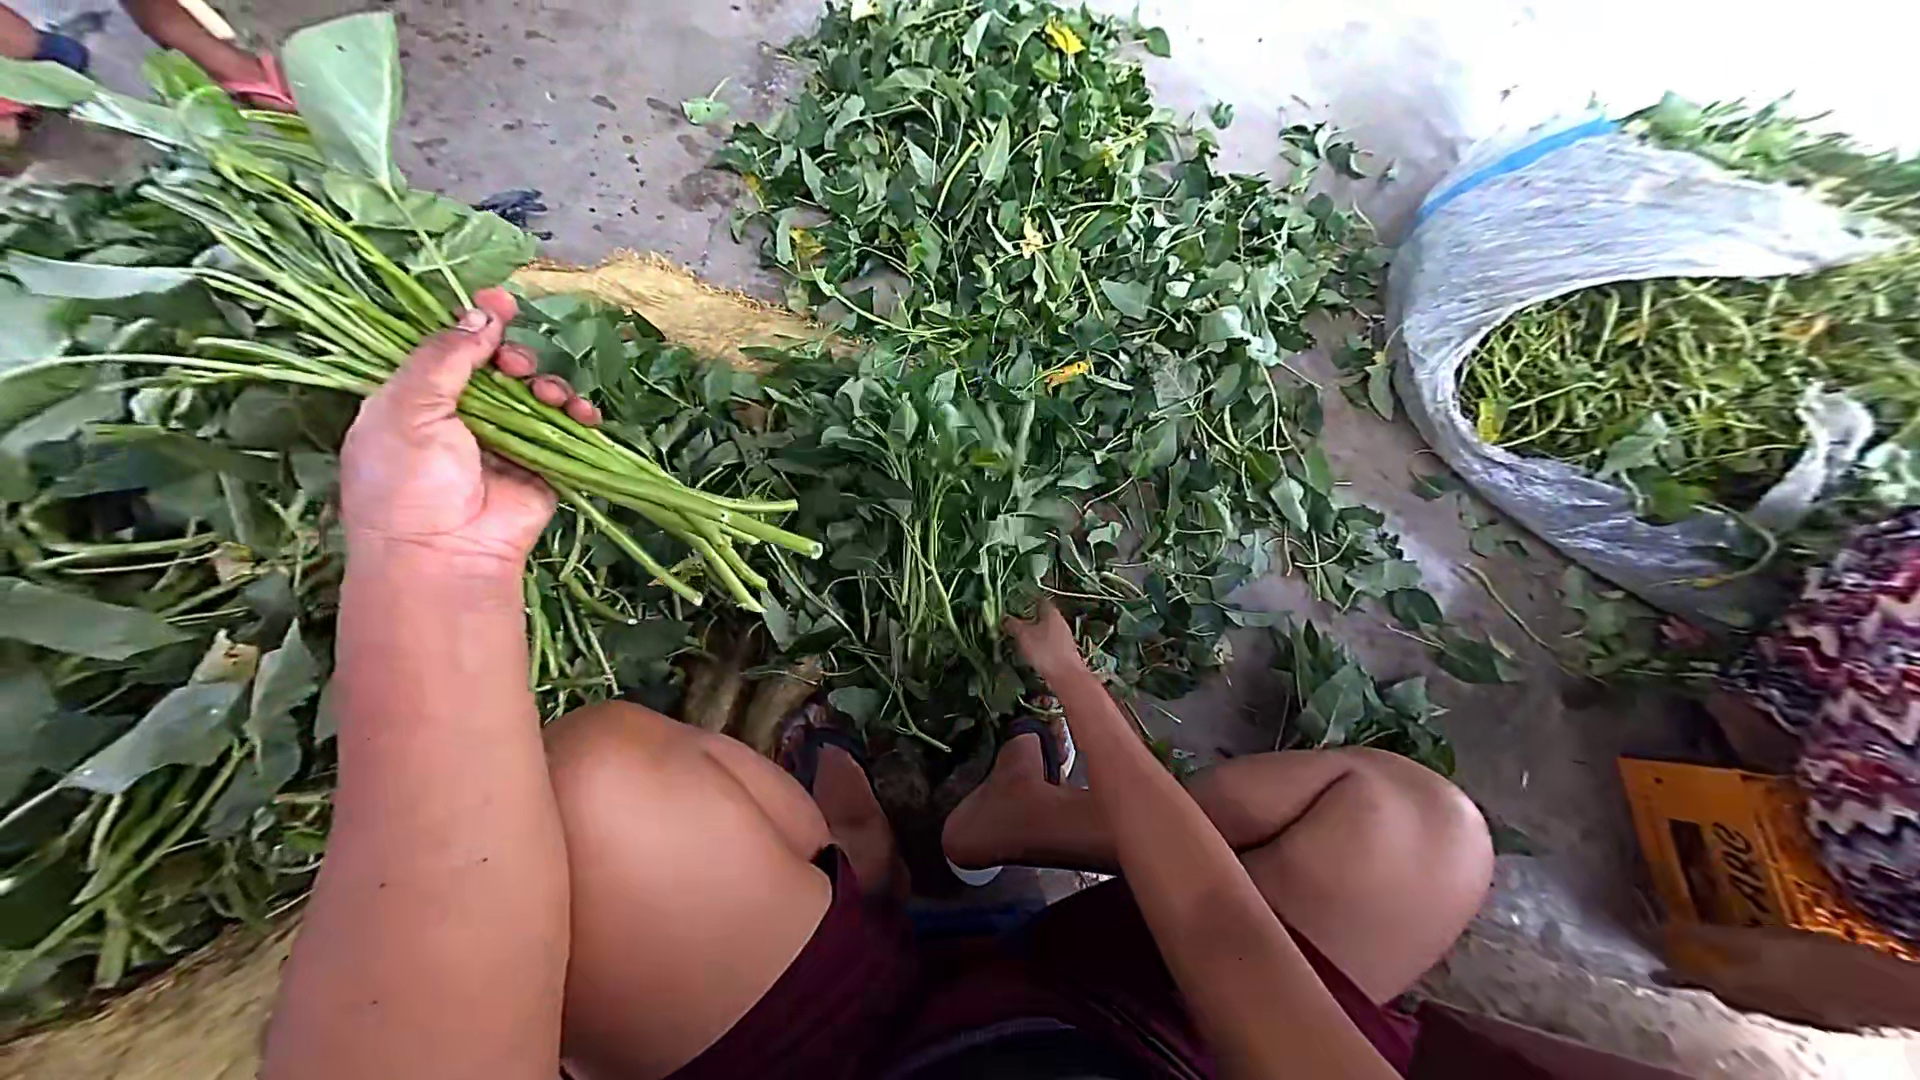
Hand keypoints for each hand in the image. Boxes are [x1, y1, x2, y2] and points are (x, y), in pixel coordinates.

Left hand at [340, 287, 600, 573]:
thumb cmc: (410, 478)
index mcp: (421, 398)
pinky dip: (581, 416)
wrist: (447, 549)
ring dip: (549, 385)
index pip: (452, 348)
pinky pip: (570, 430)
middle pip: (502, 368)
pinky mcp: (547, 463)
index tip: (502, 299)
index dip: (476, 321)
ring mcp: (511, 439)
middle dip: (515, 356)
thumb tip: (483, 315)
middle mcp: (468, 414)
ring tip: (549, 395)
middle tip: (515, 366)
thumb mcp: (408, 407)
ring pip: (540, 395)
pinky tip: (584, 413)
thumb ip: (444, 358)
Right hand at [1003, 601, 1086, 680]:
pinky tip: (1031, 654)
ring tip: (1019, 639)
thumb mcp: (1023, 635)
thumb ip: (1012, 624)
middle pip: (1042, 616)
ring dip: (1034, 634)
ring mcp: (1064, 638)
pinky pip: (1049, 644)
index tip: (1016, 604)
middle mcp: (1060, 622)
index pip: (1038, 600)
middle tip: (1014, 622)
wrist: (1066, 677)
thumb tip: (1005, 619)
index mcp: (1051, 613)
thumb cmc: (1045, 652)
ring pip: (1045, 631)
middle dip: (1028, 619)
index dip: (1027, 601)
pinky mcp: (1064, 652)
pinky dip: (1039, 646)